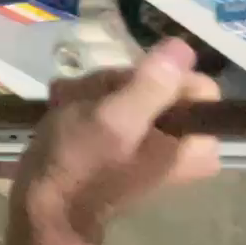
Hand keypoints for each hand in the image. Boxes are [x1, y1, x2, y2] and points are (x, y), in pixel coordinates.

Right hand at [14, 38, 221, 244]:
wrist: (48, 197)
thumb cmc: (82, 159)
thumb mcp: (114, 119)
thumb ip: (149, 86)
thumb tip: (182, 47)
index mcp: (196, 140)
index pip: (188, 81)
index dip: (144, 76)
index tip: (114, 94)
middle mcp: (181, 139)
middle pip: (150, 81)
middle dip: (107, 85)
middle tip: (85, 105)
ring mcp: (150, 138)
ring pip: (121, 88)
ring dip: (87, 92)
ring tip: (69, 110)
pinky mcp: (122, 137)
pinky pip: (107, 103)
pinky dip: (80, 102)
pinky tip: (65, 112)